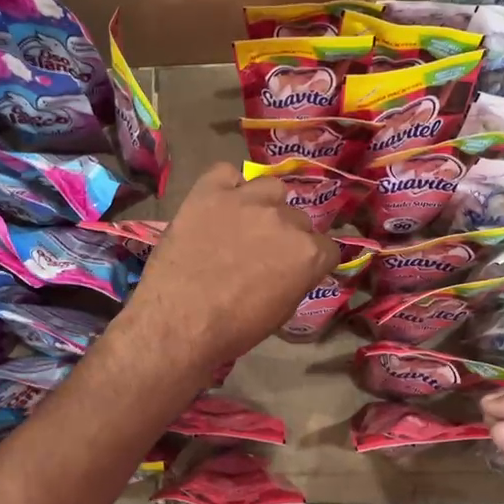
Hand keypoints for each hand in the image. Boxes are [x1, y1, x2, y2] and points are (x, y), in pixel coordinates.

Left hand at [122, 164, 337, 370]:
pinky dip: (224, 185)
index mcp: (308, 253)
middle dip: (284, 235)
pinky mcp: (209, 191)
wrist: (177, 322)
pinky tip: (216, 204)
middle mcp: (285, 219)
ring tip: (241, 224)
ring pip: (270, 188)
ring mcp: (247, 200)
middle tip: (259, 253)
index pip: (326, 247)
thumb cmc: (231, 330)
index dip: (310, 260)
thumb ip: (296, 280)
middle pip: (297, 218)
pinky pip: (225, 172)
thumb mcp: (280, 313)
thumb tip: (293, 269)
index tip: (294, 269)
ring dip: (262, 204)